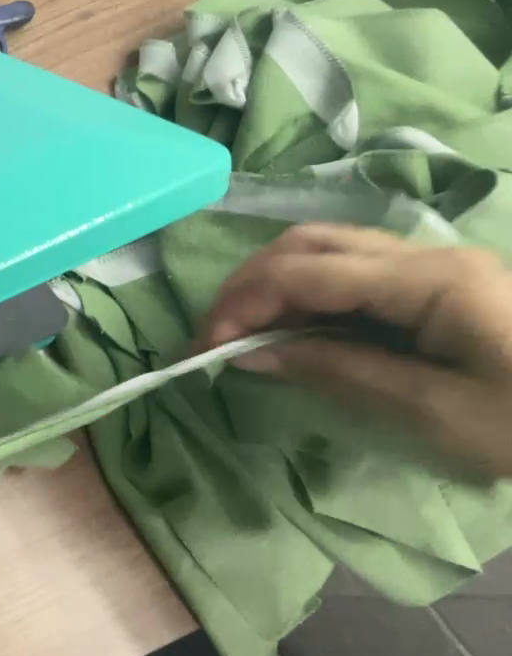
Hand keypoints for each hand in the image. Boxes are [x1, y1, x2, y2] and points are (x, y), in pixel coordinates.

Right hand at [200, 223, 511, 475]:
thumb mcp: (439, 411)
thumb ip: (335, 370)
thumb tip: (248, 354)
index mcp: (428, 279)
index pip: (296, 273)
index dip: (237, 307)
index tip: (205, 352)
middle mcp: (429, 255)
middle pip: (305, 244)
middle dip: (247, 286)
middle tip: (221, 336)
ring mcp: (442, 265)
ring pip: (325, 249)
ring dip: (274, 285)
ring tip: (253, 332)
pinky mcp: (450, 284)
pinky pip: (355, 269)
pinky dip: (310, 292)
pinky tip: (302, 329)